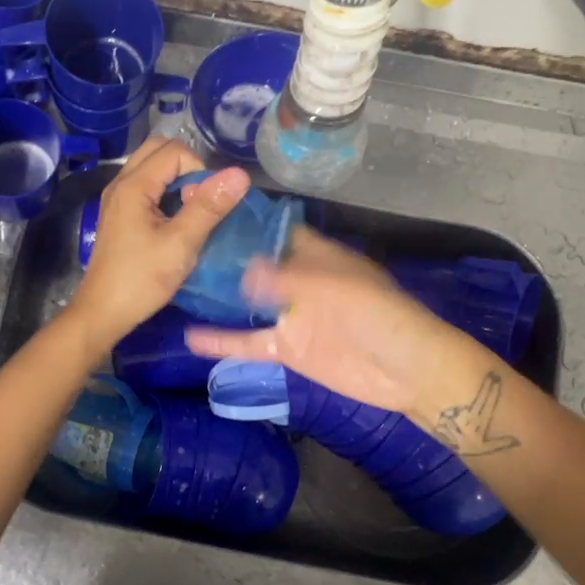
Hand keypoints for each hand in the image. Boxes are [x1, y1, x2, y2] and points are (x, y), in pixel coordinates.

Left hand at [65, 137, 249, 349]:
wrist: (103, 312)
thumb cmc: (142, 280)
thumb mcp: (181, 244)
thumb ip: (209, 207)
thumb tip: (240, 174)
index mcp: (133, 186)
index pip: (175, 151)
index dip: (199, 171)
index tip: (204, 205)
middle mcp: (120, 183)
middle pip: (159, 150)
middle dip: (187, 168)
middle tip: (198, 201)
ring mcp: (116, 199)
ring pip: (151, 168)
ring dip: (175, 180)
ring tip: (188, 213)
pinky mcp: (118, 215)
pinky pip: (144, 187)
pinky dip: (163, 193)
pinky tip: (173, 223)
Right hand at [185, 227, 484, 415]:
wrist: (406, 370)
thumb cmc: (378, 315)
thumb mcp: (333, 286)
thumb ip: (285, 276)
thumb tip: (239, 268)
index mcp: (318, 256)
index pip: (277, 233)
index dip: (248, 223)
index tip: (210, 214)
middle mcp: (301, 281)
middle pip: (256, 266)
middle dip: (224, 258)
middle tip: (180, 248)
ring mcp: (292, 316)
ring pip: (247, 303)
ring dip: (218, 297)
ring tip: (178, 285)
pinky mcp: (287, 348)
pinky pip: (250, 342)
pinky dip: (222, 341)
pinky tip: (190, 336)